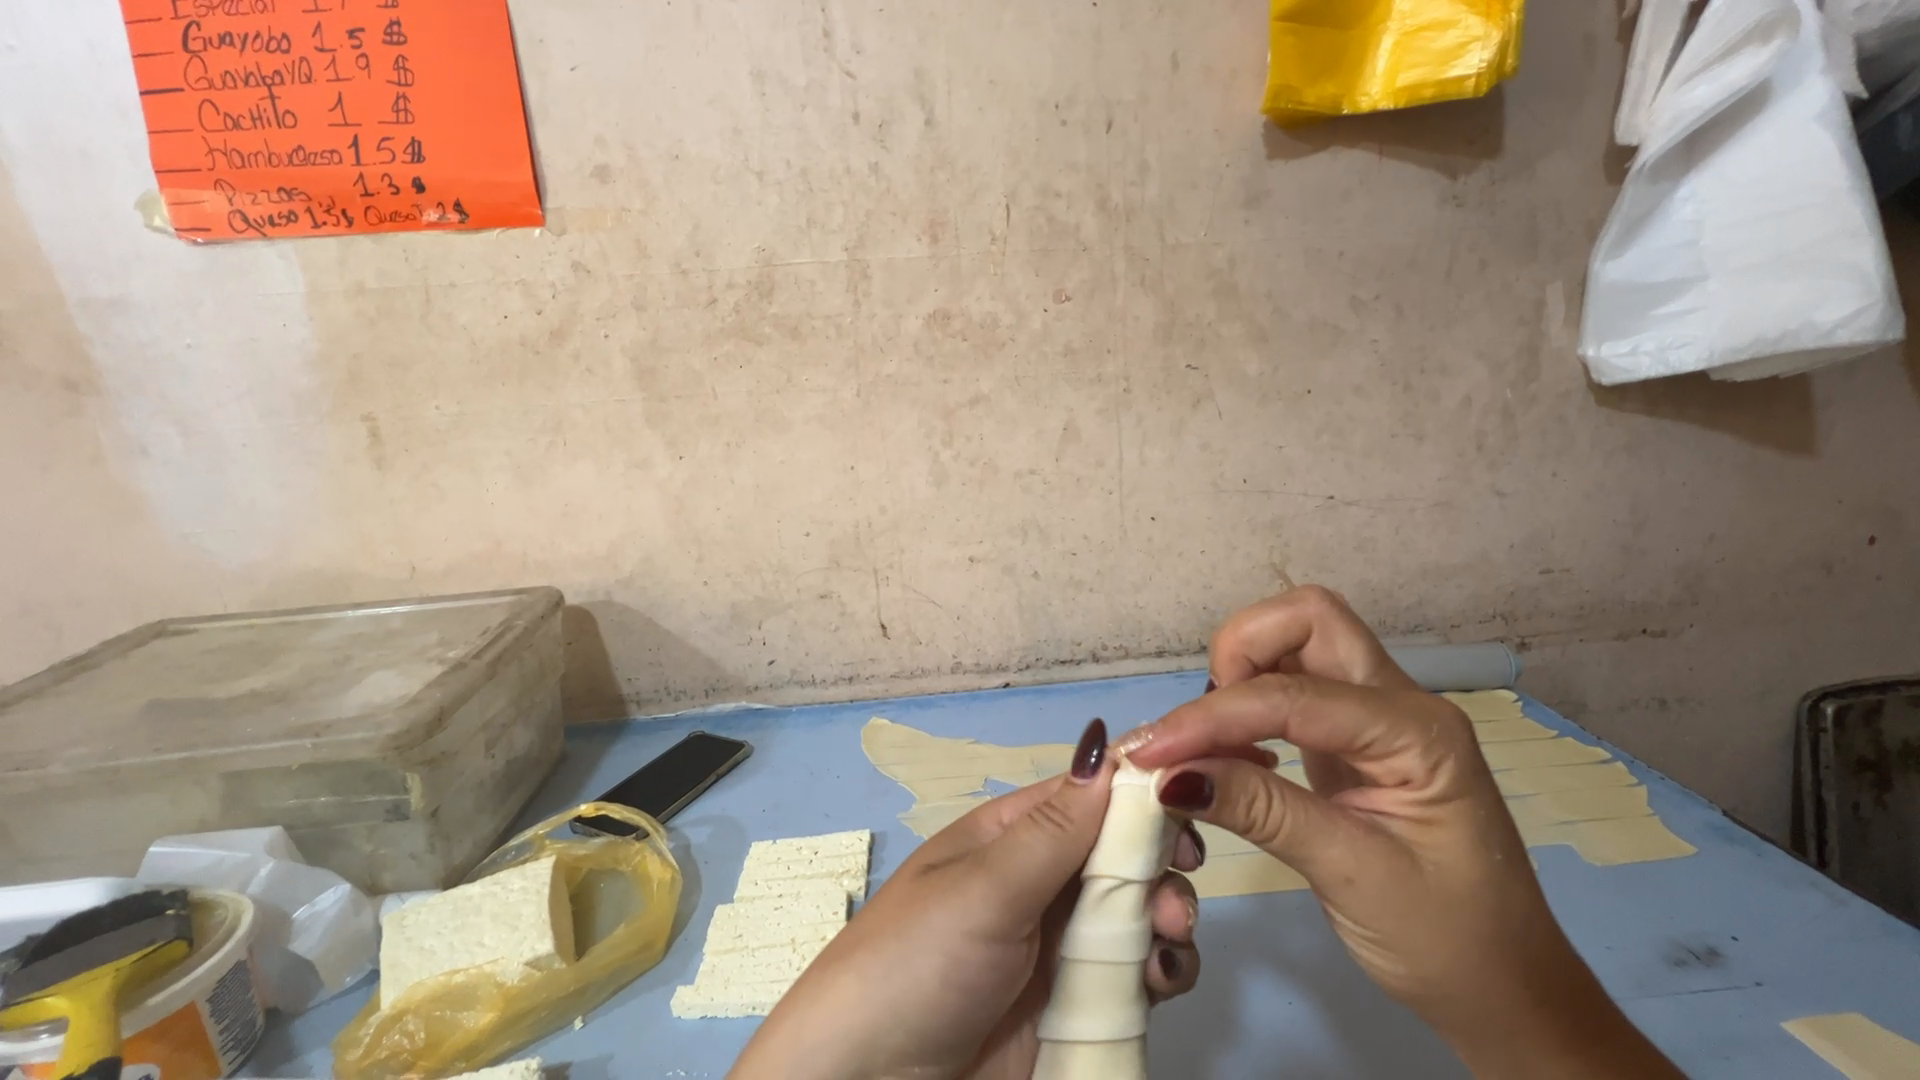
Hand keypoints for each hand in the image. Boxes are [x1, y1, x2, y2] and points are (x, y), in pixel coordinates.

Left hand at [730, 719, 1204, 1079]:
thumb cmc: (919, 963)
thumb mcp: (983, 889)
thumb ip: (1052, 831)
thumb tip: (1104, 748)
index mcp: (1006, 838)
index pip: (1082, 798)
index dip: (1135, 797)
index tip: (1185, 806)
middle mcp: (1037, 883)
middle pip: (1118, 856)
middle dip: (1157, 865)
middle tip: (1175, 888)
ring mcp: (1057, 945)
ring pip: (1135, 912)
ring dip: (1165, 918)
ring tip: (1167, 941)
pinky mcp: (1074, 1003)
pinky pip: (1134, 973)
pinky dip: (1159, 970)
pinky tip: (1161, 980)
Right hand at [1121, 587, 1681, 1079]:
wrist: (1505, 986)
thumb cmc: (1445, 939)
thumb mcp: (1351, 874)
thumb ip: (1260, 810)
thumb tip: (1169, 775)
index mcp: (1416, 731)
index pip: (1291, 697)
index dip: (1213, 717)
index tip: (1151, 754)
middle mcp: (1398, 703)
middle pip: (1309, 619)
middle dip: (1239, 648)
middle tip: (1200, 721)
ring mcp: (1377, 717)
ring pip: (1298, 644)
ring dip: (1241, 673)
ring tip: (1205, 741)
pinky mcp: (1355, 740)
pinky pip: (1293, 690)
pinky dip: (1250, 703)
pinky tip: (1233, 756)